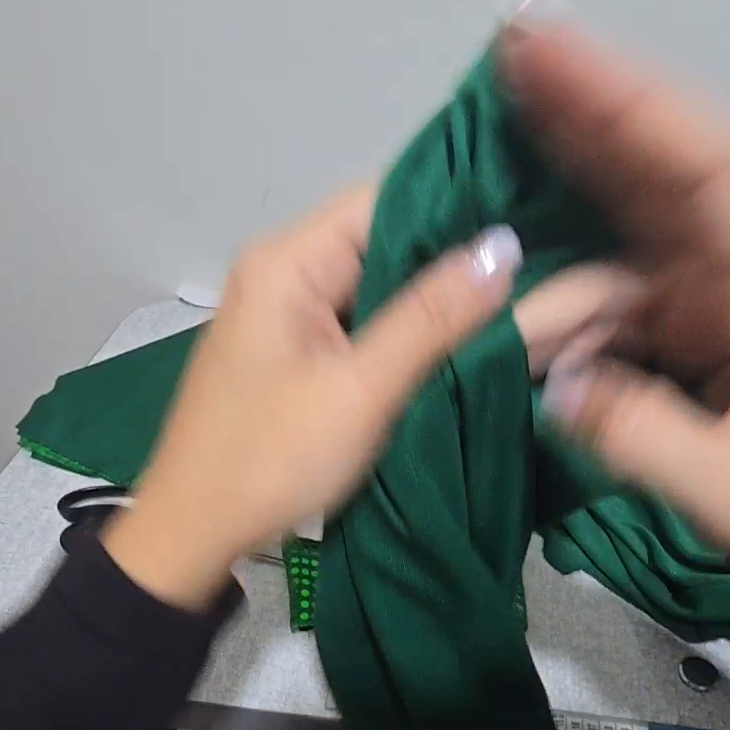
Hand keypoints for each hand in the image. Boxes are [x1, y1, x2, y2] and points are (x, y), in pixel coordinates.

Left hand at [101, 187, 521, 608]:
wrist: (196, 532)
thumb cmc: (271, 459)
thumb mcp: (361, 389)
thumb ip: (432, 317)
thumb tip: (504, 243)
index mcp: (287, 261)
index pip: (384, 197)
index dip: (456, 205)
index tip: (528, 217)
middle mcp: (282, 270)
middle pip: (380, 237)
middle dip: (451, 255)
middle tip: (533, 265)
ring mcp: (285, 311)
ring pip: (374, 281)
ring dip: (431, 295)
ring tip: (509, 297)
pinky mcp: (293, 348)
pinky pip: (359, 319)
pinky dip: (402, 327)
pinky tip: (453, 336)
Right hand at [499, 23, 729, 604]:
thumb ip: (653, 442)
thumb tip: (555, 384)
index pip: (712, 170)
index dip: (633, 106)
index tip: (559, 56)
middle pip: (672, 163)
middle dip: (597, 102)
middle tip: (516, 49)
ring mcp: (716, 291)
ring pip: (642, 203)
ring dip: (579, 153)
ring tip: (508, 108)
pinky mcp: (685, 321)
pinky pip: (618, 266)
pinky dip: (570, 237)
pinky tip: (526, 213)